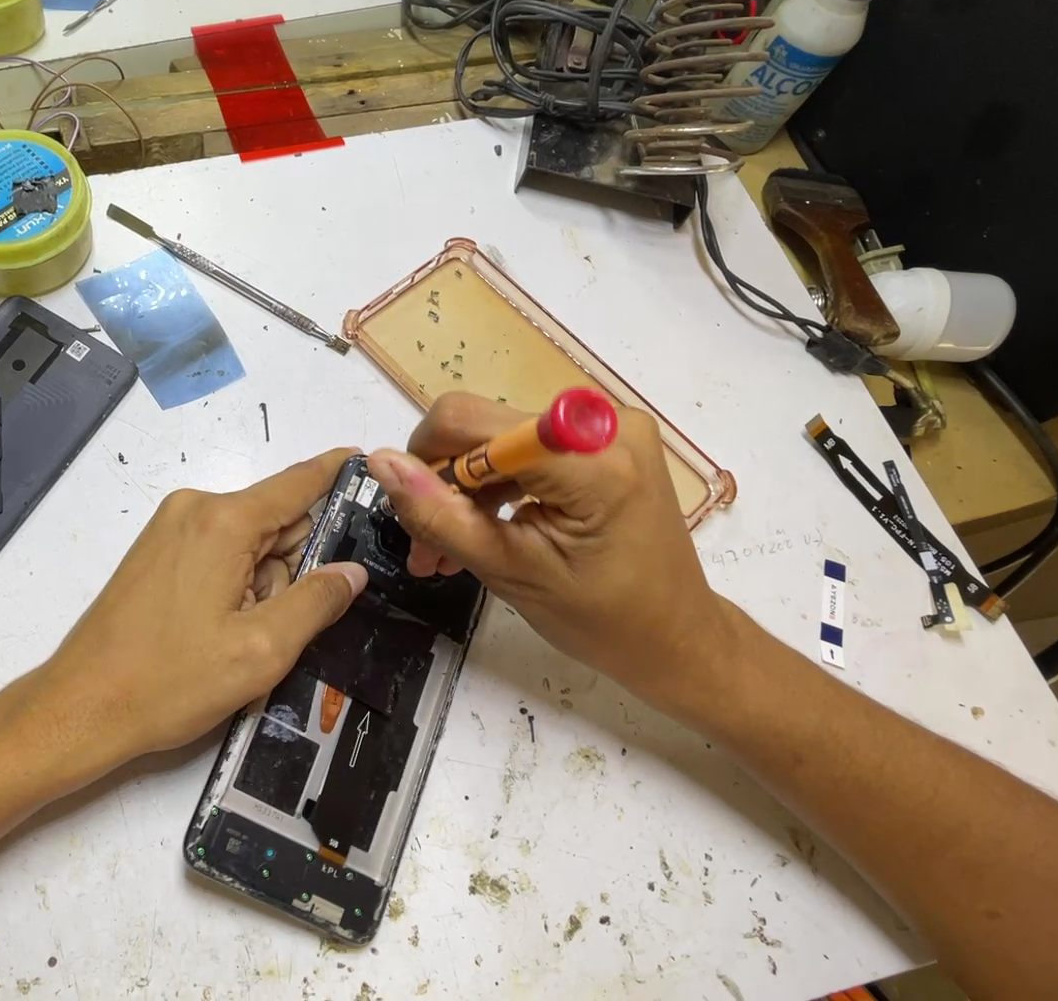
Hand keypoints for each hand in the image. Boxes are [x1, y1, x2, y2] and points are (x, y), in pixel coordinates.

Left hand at [33, 449, 369, 767]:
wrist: (81, 706)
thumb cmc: (170, 680)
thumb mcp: (261, 650)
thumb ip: (316, 602)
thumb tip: (353, 571)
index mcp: (223, 521)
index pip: (299, 482)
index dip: (339, 473)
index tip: (372, 463)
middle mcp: (195, 509)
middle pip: (275, 522)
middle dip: (292, 568)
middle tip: (277, 625)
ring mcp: (170, 528)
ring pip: (249, 543)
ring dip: (261, 585)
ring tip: (238, 639)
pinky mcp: (156, 551)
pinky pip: (219, 553)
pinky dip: (233, 585)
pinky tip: (216, 630)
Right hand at [365, 393, 729, 710]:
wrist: (676, 637)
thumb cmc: (604, 621)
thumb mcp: (510, 572)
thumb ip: (441, 516)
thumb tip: (380, 462)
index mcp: (590, 459)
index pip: (469, 421)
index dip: (427, 461)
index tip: (418, 518)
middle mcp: (603, 423)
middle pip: (480, 428)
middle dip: (442, 485)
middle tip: (426, 549)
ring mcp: (606, 428)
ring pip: (495, 440)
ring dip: (463, 492)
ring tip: (445, 553)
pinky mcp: (601, 441)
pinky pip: (523, 450)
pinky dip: (494, 489)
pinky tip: (480, 532)